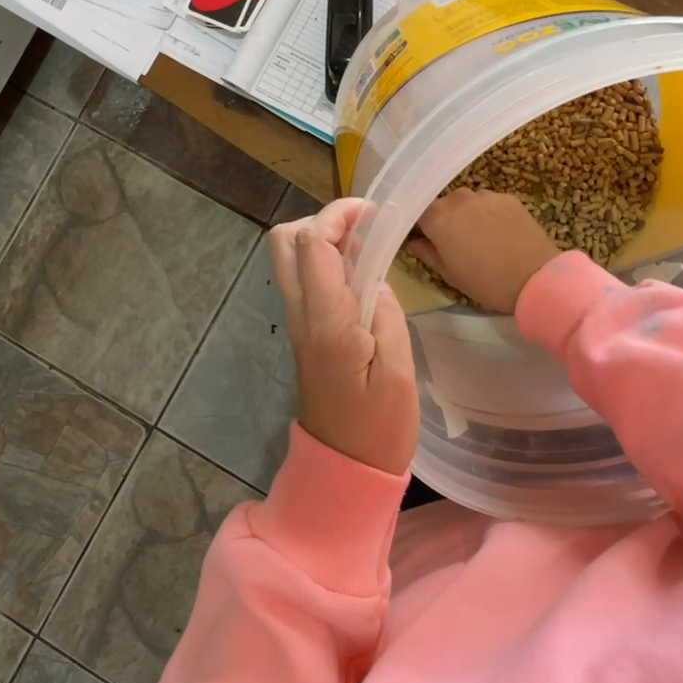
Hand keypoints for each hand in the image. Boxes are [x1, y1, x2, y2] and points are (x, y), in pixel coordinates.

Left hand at [270, 199, 416, 475]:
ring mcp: (299, 324)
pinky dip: (327, 265)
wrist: (346, 469)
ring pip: (290, 260)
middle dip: (321, 221)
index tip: (374, 212)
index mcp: (325, 320)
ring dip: (323, 242)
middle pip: (283, 243)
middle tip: (364, 229)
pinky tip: (362, 278)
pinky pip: (305, 282)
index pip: (311, 244)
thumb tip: (371, 276)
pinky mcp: (306, 334)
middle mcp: (302, 315)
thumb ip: (385, 313)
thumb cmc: (380, 427)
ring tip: (369, 251)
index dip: (338, 215)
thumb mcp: (399, 371)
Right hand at [409, 189, 562, 313]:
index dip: (420, 227)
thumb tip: (414, 242)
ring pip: (467, 202)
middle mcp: (458, 199)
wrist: (536, 278)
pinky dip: (488, 213)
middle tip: (454, 243)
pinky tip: (500, 233)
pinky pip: (489, 203)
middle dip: (444, 220)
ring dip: (467, 215)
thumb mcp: (449, 274)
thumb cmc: (485, 281)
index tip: (425, 240)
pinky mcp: (508, 197)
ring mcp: (485, 195)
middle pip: (443, 205)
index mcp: (437, 218)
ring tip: (480, 237)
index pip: (417, 213)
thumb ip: (428, 253)